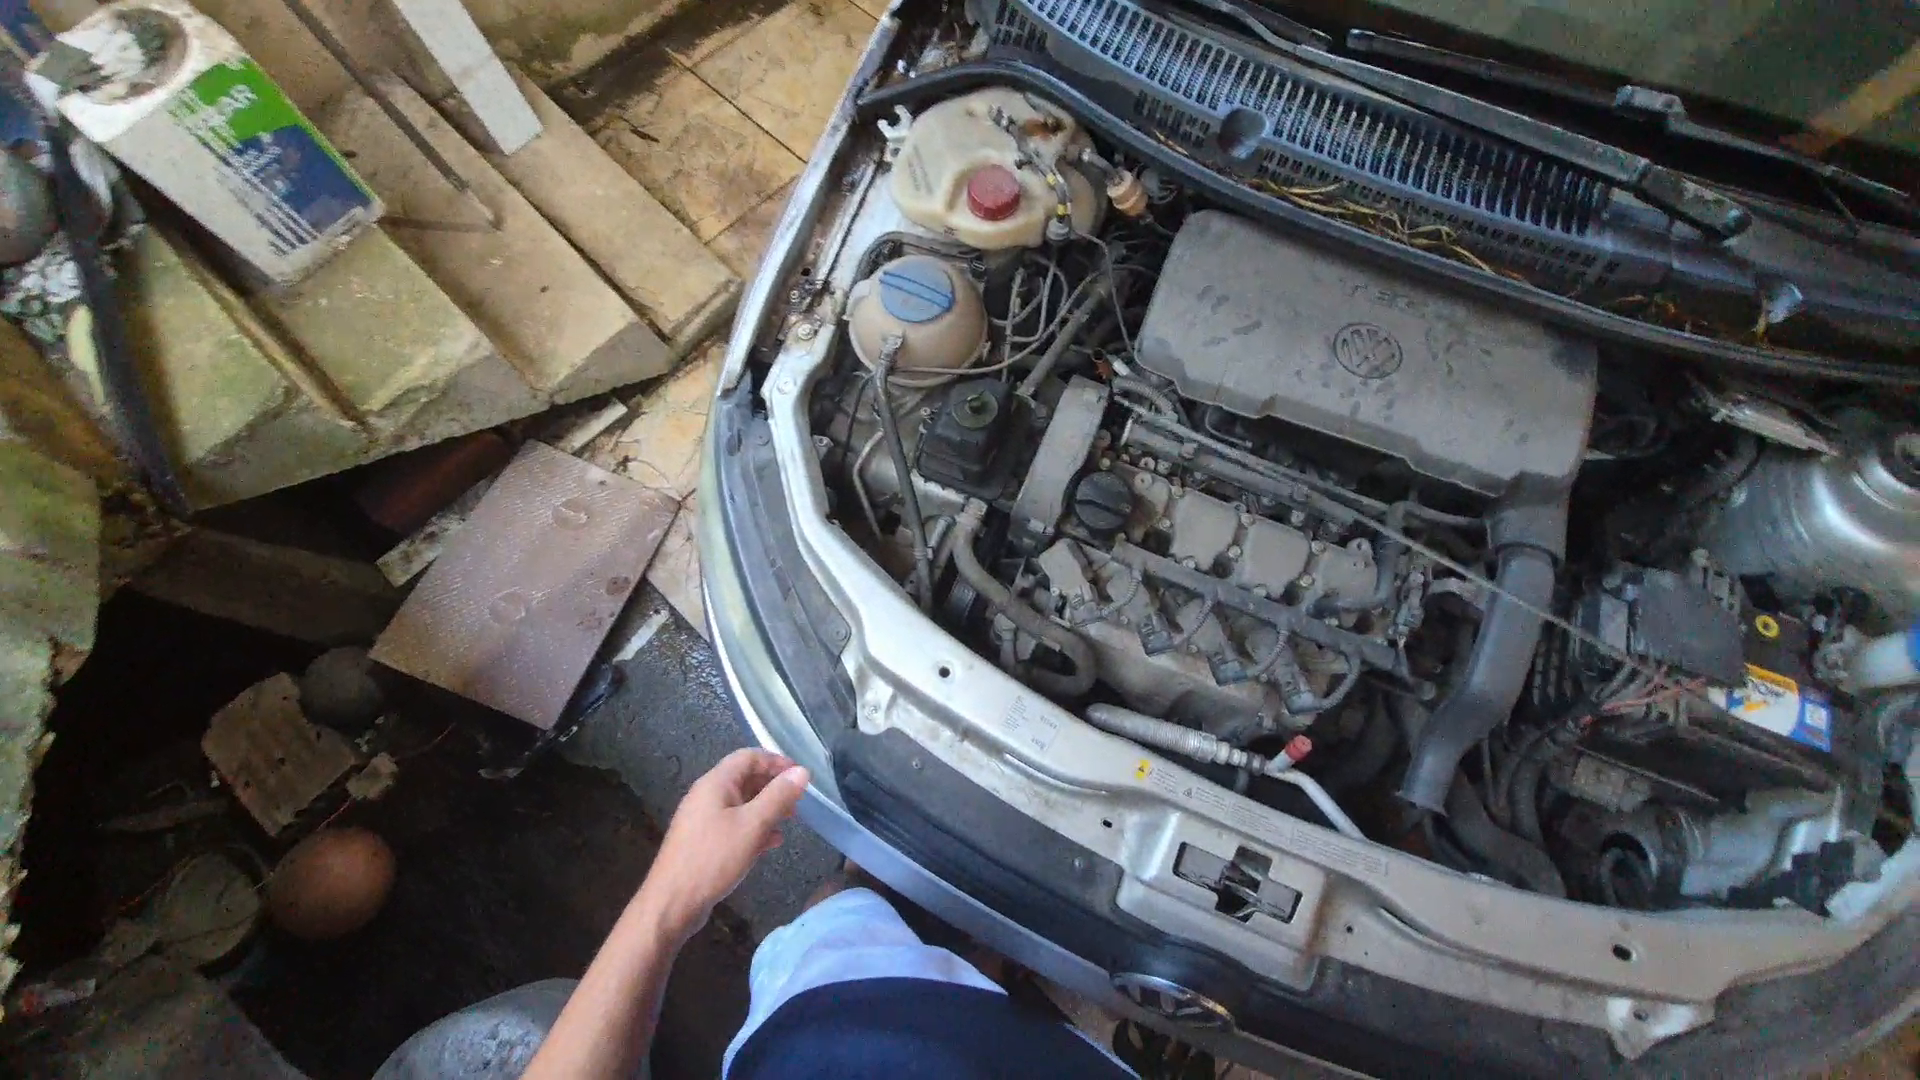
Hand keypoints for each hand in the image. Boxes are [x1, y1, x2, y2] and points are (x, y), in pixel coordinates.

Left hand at [636, 748, 809, 938]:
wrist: (671, 904)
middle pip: (745, 778)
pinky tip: (770, 842)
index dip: (776, 761)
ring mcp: (702, 819)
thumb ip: (778, 796)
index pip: (749, 757)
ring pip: (741, 803)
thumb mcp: (753, 825)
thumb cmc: (714, 858)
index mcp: (715, 783)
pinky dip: (754, 827)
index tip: (800, 775)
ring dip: (766, 808)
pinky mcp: (702, 841)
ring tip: (789, 820)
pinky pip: (733, 824)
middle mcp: (707, 795)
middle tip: (798, 800)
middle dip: (773, 786)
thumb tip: (802, 771)